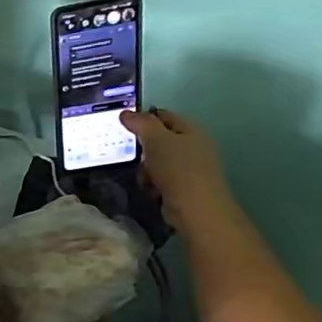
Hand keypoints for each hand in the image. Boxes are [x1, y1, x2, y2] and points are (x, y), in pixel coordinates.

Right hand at [120, 107, 230, 230]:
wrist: (196, 208)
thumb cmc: (177, 169)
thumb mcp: (157, 140)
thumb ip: (141, 124)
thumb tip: (125, 113)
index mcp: (191, 130)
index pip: (164, 116)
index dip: (144, 119)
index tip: (125, 128)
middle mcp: (194, 147)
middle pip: (159, 142)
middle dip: (145, 151)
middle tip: (137, 158)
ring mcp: (190, 169)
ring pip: (157, 164)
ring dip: (147, 172)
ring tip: (147, 181)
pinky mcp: (184, 189)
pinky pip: (162, 181)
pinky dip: (154, 186)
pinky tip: (154, 193)